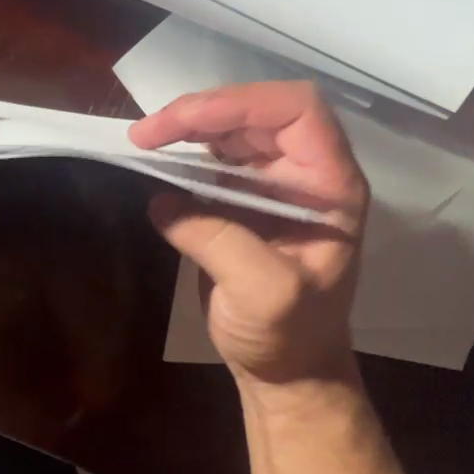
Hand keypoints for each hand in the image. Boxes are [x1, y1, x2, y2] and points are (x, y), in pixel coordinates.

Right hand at [129, 82, 369, 385]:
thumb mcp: (263, 292)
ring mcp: (272, 188)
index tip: (180, 122)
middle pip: (258, 113)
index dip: (238, 103)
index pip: (295, 112)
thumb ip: (217, 240)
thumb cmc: (289, 333)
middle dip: (202, 112)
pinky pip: (212, 162)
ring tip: (145, 142)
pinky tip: (156, 164)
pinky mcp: (241, 204)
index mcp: (328, 186)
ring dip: (188, 128)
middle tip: (145, 133)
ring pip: (233, 132)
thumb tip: (163, 201)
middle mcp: (305, 176)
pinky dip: (181, 155)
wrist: (286, 369)